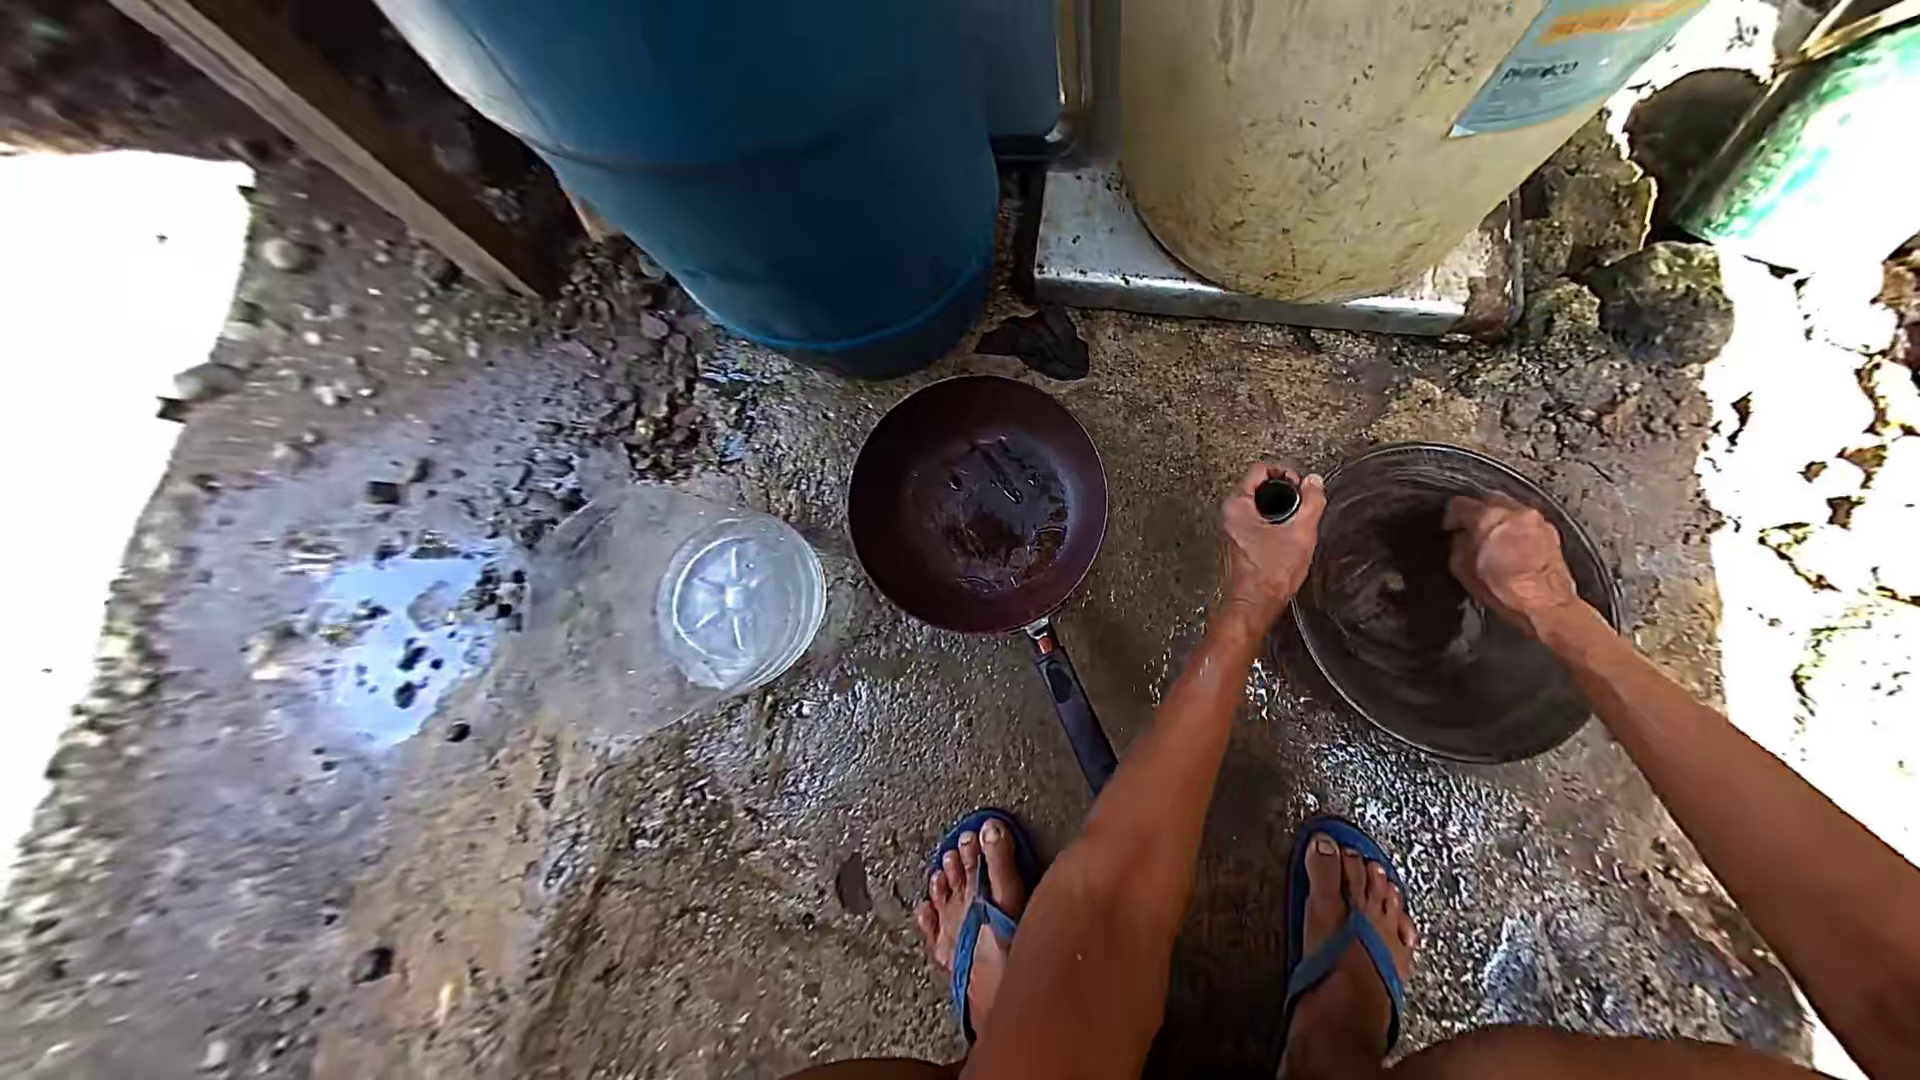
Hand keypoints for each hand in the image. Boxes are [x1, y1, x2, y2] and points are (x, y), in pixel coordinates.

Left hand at [1220, 464, 1325, 628]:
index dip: (1283, 471)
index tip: (1299, 483)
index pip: (1259, 470)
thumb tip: (1314, 482)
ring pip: (1258, 503)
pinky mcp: (1239, 541)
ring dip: (1279, 505)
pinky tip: (1288, 531)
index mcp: (1237, 506)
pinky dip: (1273, 519)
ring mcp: (1232, 528)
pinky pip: (1257, 519)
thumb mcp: (1301, 531)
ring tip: (1298, 514)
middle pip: (1258, 485)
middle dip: (1282, 488)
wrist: (1256, 602)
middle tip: (1301, 497)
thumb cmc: (1270, 573)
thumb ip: (1312, 502)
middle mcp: (1229, 515)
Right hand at [1443, 494, 1584, 638]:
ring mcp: (1537, 521)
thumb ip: (1457, 543)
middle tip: (1467, 529)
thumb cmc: (1506, 590)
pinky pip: (1526, 521)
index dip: (1450, 516)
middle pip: (1488, 499)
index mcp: (1488, 518)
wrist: (1543, 604)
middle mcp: (1515, 513)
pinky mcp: (1551, 532)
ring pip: (1509, 508)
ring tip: (1489, 539)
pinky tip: (1508, 546)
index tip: (1449, 526)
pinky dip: (1515, 528)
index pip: (1460, 504)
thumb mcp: (1460, 567)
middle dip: (1476, 512)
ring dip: (1497, 519)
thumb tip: (1459, 537)